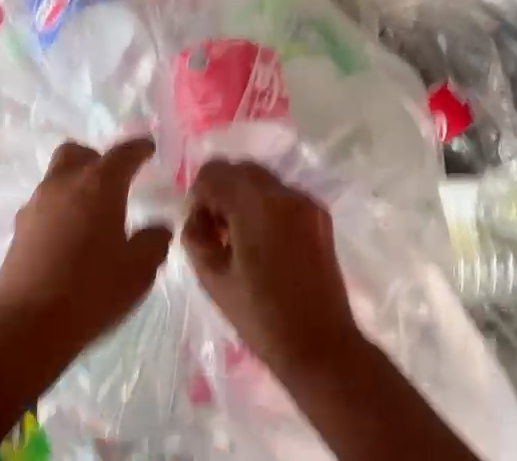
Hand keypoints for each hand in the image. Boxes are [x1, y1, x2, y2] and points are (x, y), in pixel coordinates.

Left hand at [0, 138, 171, 343]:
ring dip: (76, 186)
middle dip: (97, 159)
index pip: (122, 154)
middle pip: (78, 153)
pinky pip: (45, 205)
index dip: (138, 149)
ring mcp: (37, 203)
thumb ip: (153, 242)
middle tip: (115, 181)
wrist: (28, 321)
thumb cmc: (92, 290)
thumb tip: (158, 228)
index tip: (148, 148)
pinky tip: (71, 239)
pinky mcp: (20, 227)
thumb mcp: (139, 270)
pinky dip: (61, 210)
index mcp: (99, 184)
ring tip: (94, 216)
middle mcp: (64, 183)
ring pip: (58, 177)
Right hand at [182, 160, 362, 371]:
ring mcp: (307, 202)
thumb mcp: (212, 277)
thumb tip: (198, 217)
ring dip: (243, 198)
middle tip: (217, 232)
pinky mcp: (321, 217)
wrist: (320, 346)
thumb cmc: (260, 315)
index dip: (199, 196)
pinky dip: (266, 207)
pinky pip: (282, 196)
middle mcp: (284, 192)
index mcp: (255, 203)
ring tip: (240, 239)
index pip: (213, 172)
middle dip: (221, 192)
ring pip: (262, 180)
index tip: (201, 228)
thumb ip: (196, 234)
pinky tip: (264, 244)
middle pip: (239, 169)